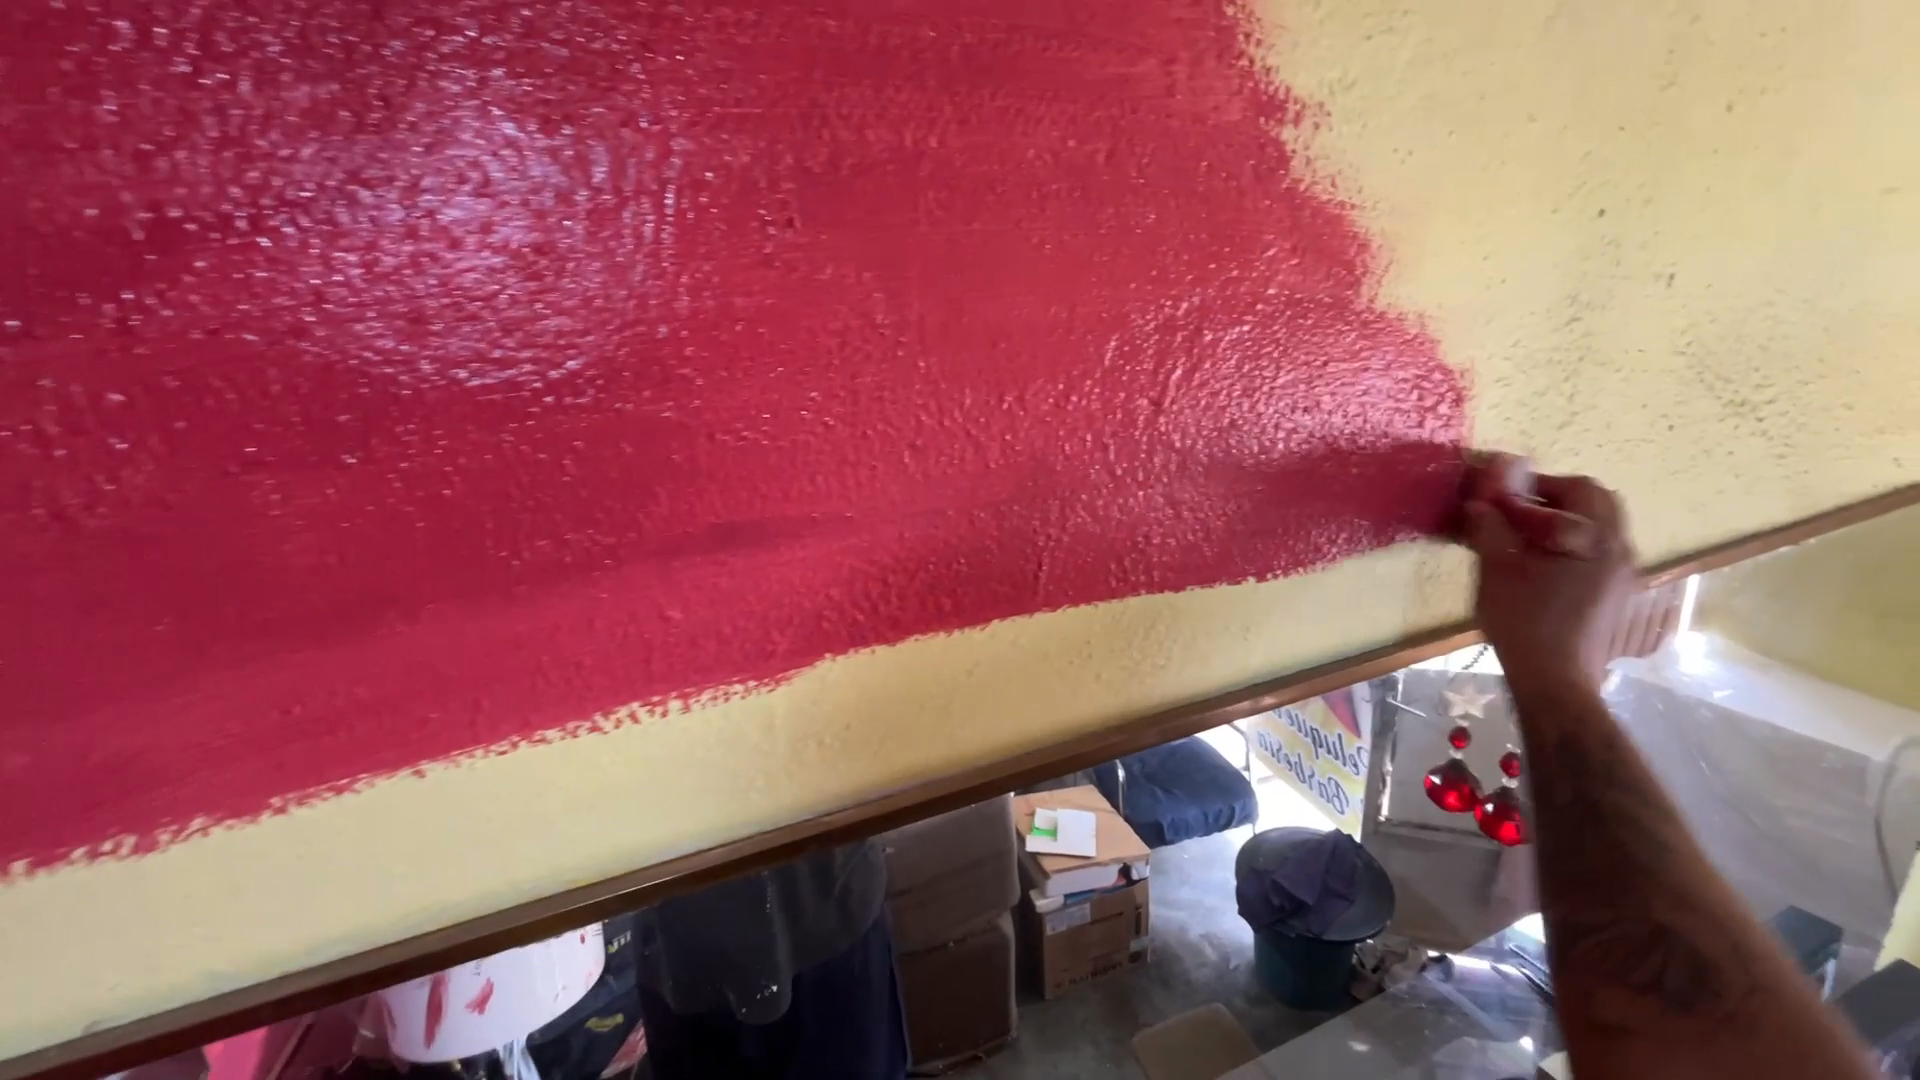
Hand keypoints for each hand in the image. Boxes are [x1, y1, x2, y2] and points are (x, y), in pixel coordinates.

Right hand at [1459, 453, 1639, 690]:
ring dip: (1565, 520)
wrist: (1555, 678)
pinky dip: (1572, 544)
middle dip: (1556, 496)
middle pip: (1597, 501)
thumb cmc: (1522, 618)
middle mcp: (1620, 548)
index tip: (1498, 494)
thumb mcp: (1496, 567)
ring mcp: (1624, 573)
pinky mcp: (1618, 594)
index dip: (1532, 484)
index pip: (1572, 487)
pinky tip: (1541, 565)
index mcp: (1594, 536)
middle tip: (1515, 509)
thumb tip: (1480, 498)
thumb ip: (1490, 524)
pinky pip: (1598, 551)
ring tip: (1524, 537)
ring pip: (1600, 527)